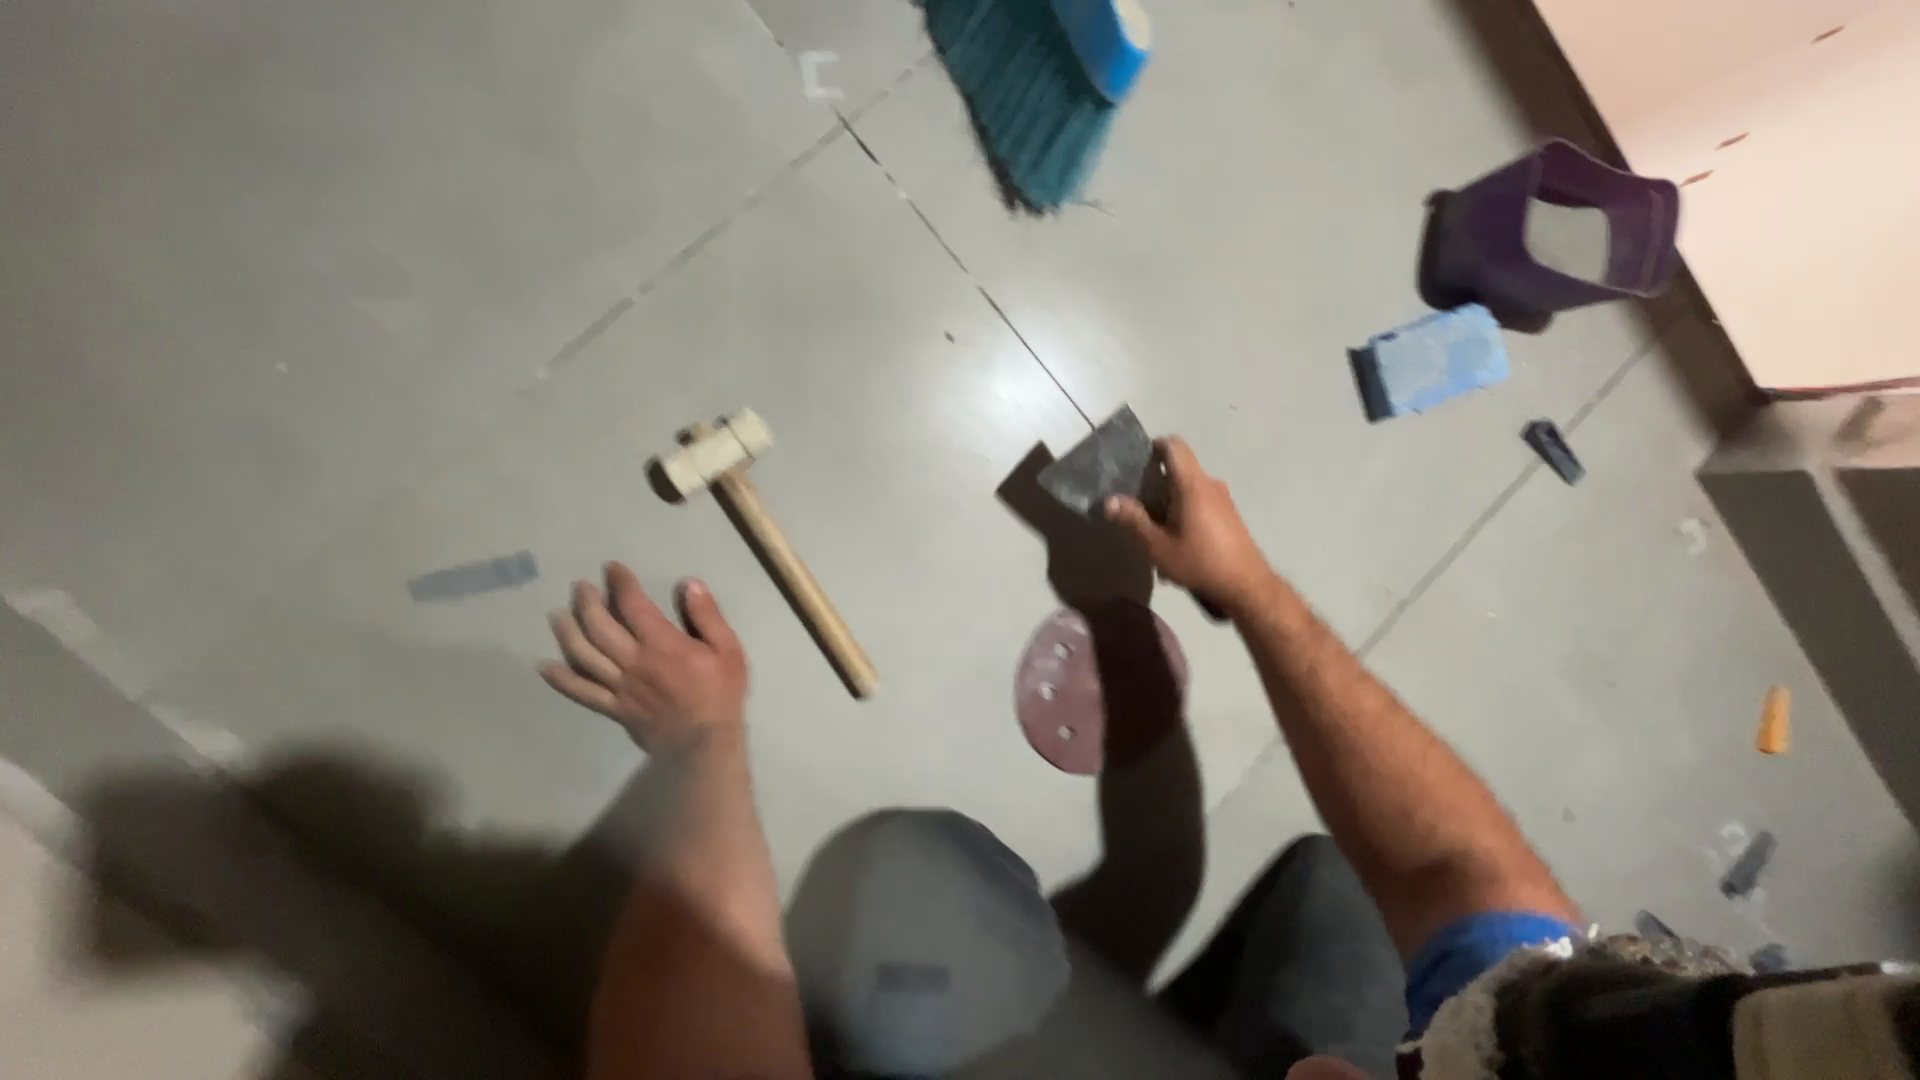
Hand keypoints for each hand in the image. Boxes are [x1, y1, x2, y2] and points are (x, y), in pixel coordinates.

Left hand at [541, 562, 747, 753]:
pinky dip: (560, 680)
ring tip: (558, 616)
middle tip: (581, 587)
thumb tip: (688, 585)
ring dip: (567, 632)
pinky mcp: (614, 707)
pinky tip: (545, 668)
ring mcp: (620, 686)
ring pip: (583, 655)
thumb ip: (707, 616)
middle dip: (587, 601)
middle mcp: (633, 661)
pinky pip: (581, 692)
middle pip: (599, 626)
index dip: (620, 582)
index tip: (613, 569)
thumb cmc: (721, 692)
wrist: (706, 741)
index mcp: (661, 643)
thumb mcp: (728, 649)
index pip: (633, 604)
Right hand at [1105, 436, 1274, 612]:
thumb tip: (1109, 501)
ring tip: (1152, 526)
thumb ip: (1133, 520)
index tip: (1136, 465)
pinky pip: (1201, 500)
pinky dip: (1184, 510)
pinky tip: (1175, 540)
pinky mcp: (1229, 514)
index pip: (1174, 445)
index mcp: (1192, 484)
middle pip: (1179, 467)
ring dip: (1169, 499)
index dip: (1153, 447)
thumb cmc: (1200, 562)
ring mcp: (1223, 498)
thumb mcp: (1158, 546)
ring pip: (1189, 486)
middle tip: (1135, 502)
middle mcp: (1210, 483)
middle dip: (1155, 480)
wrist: (1246, 585)